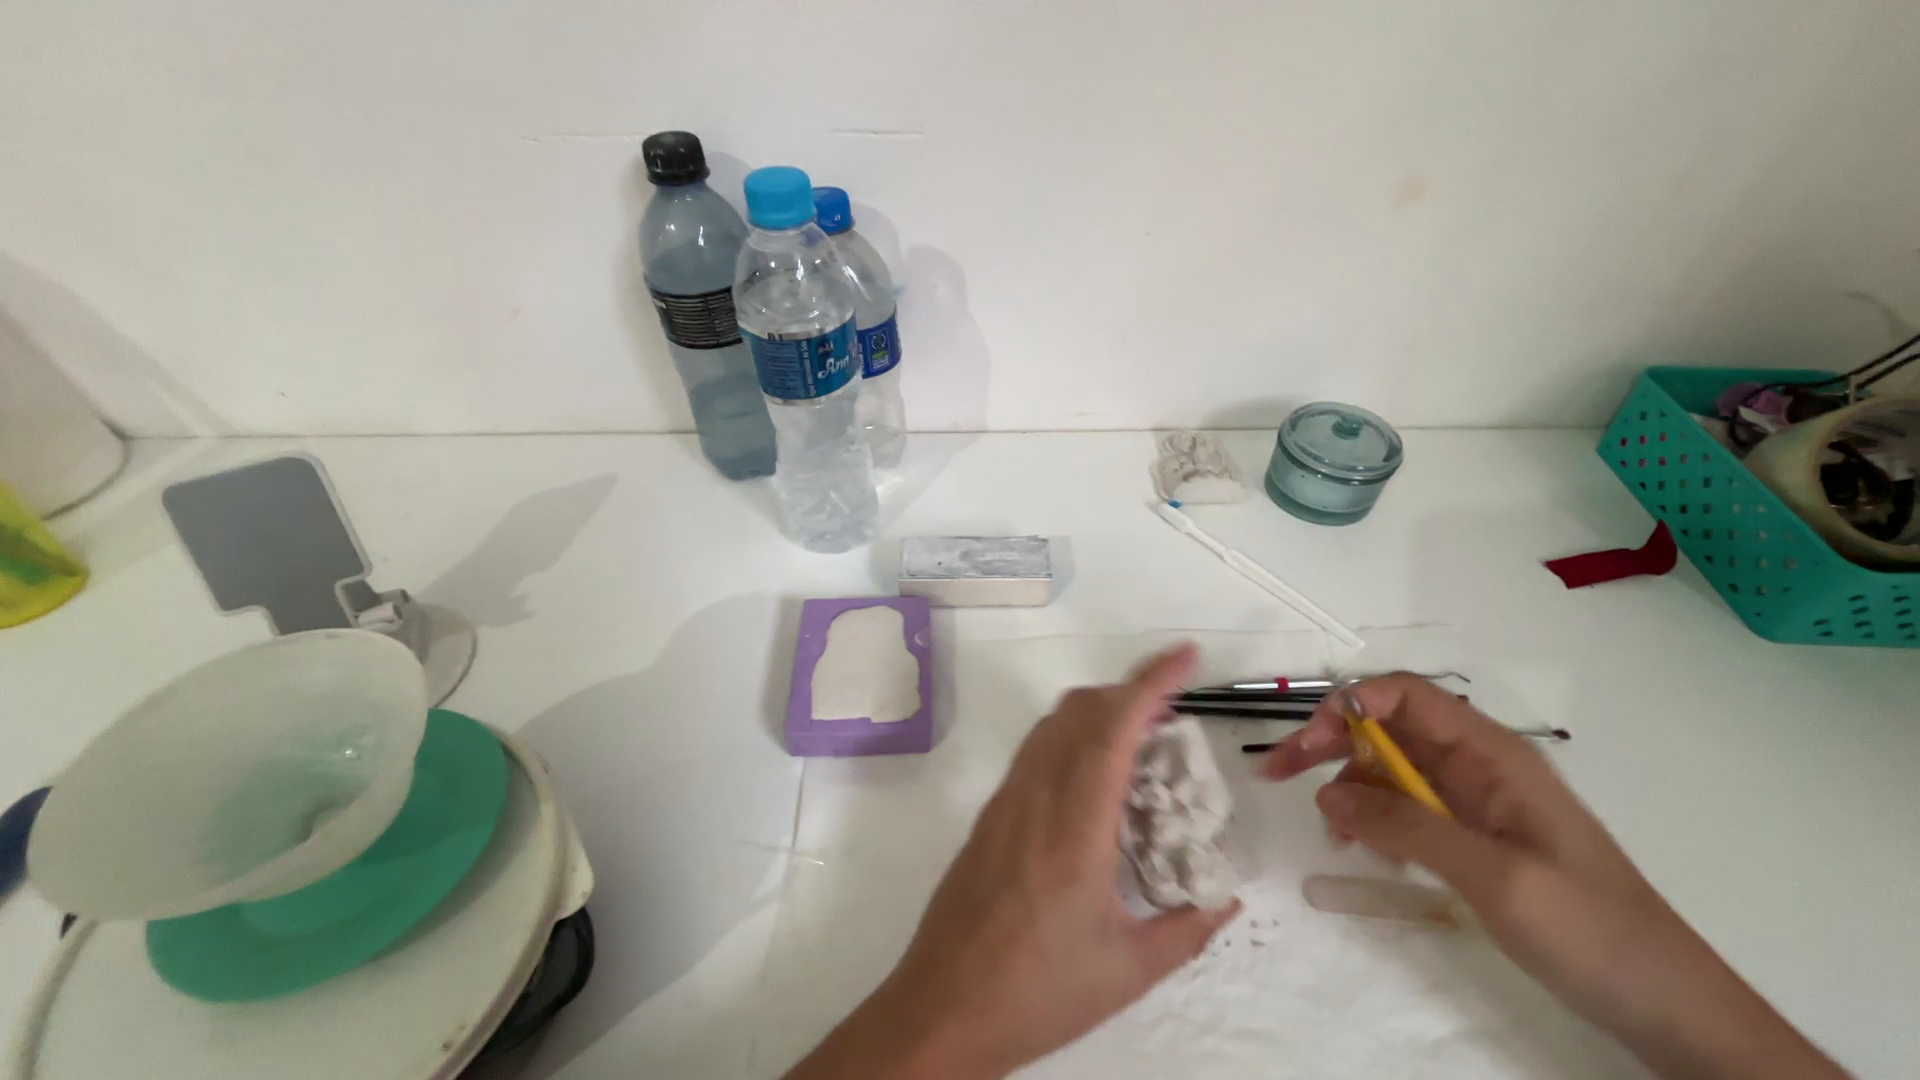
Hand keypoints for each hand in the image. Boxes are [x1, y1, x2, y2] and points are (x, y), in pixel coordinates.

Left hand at [785, 644, 1239, 1079]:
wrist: (942, 1009)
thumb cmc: (1037, 992)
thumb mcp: (1127, 970)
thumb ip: (1186, 929)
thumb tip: (1225, 900)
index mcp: (1075, 828)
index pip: (1113, 729)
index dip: (1151, 683)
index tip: (1184, 657)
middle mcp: (1034, 798)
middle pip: (1079, 711)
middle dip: (1128, 692)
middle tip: (1172, 715)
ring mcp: (1004, 804)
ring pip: (1051, 726)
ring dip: (1096, 713)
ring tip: (1139, 744)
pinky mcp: (988, 818)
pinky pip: (1034, 754)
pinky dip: (1071, 741)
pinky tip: (1094, 786)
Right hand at [1265, 674, 1847, 1079]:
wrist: (1670, 1006)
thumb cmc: (1592, 930)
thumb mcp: (1495, 877)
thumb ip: (1407, 828)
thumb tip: (1327, 795)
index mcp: (1493, 754)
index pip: (1407, 696)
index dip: (1350, 705)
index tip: (1309, 745)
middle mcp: (1479, 766)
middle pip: (1388, 728)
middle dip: (1331, 742)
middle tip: (1281, 776)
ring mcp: (1475, 803)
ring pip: (1390, 769)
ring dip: (1349, 788)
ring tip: (1332, 834)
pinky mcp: (1471, 837)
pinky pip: (1405, 809)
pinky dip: (1372, 820)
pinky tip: (1365, 852)